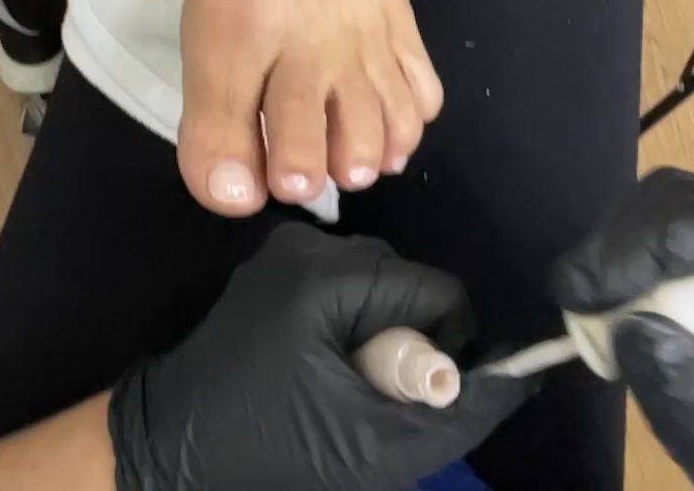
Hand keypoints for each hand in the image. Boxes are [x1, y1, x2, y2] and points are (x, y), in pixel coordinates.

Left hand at [109, 224, 529, 490]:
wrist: (174, 444)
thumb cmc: (272, 449)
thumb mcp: (373, 446)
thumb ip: (454, 411)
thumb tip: (518, 374)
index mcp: (328, 276)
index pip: (434, 289)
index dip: (446, 345)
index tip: (417, 392)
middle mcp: (307, 243)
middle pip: (404, 280)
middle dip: (409, 337)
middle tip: (373, 393)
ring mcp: (286, 248)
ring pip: (376, 280)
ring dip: (381, 330)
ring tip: (346, 380)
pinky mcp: (275, 264)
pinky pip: (343, 281)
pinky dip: (352, 318)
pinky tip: (324, 360)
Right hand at [552, 169, 693, 490]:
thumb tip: (626, 327)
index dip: (662, 246)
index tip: (583, 289)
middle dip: (632, 243)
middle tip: (573, 300)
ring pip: (687, 207)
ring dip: (625, 247)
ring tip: (592, 309)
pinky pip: (681, 234)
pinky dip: (634, 261)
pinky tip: (620, 306)